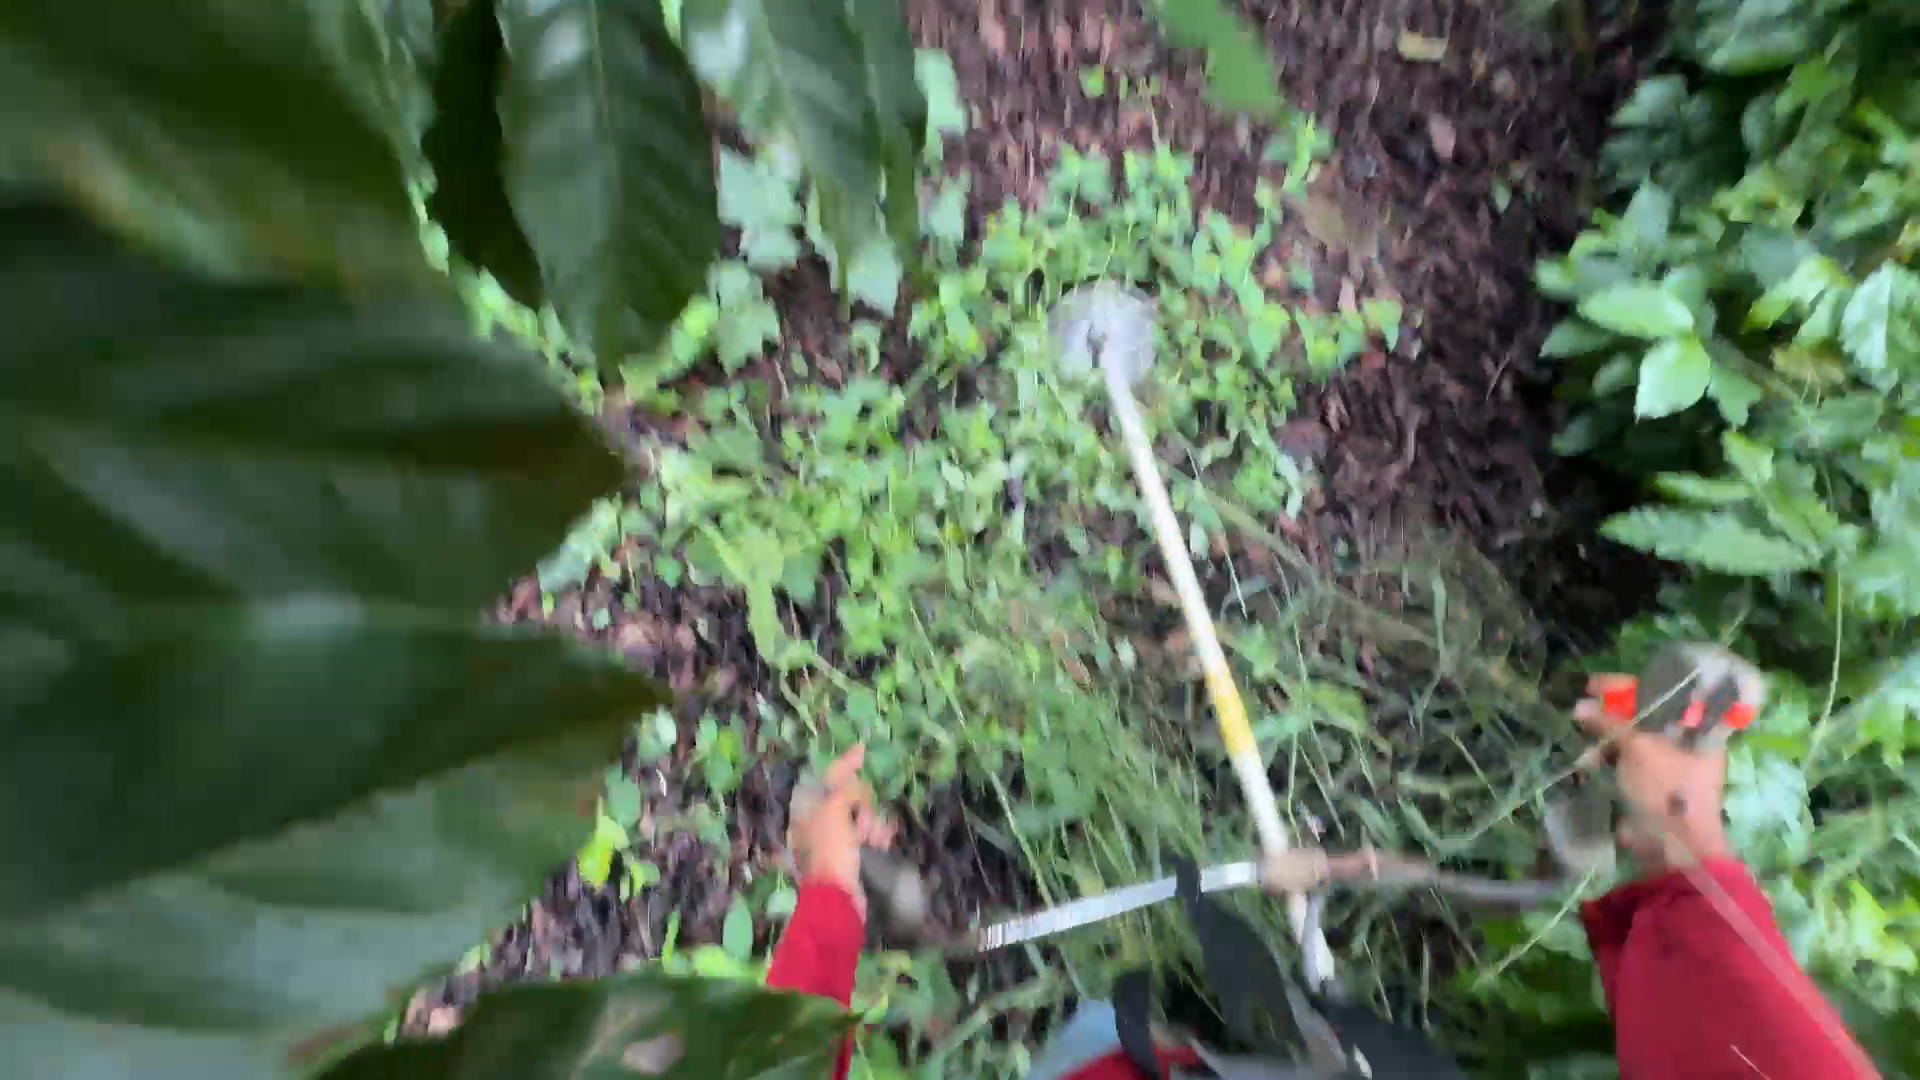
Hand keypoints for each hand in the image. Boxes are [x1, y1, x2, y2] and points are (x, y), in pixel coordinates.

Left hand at [787, 744, 893, 915]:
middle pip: (851, 797)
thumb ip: (846, 789)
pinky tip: (883, 841)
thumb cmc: (831, 853)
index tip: (863, 748)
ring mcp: (836, 840)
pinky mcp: (852, 856)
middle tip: (865, 823)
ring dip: (873, 822)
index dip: (846, 762)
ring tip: (877, 839)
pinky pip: (869, 834)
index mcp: (810, 811)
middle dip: (864, 805)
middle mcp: (820, 822)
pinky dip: (878, 834)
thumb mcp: (834, 811)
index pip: (829, 778)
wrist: (838, 902)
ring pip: (862, 816)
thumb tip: (857, 785)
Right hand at [1575, 674, 1730, 873]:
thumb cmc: (1665, 790)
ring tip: (1586, 748)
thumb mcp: (1638, 749)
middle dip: (1608, 713)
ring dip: (1601, 738)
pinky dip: (1602, 757)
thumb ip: (1610, 722)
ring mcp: (1664, 763)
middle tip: (1580, 712)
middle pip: (1640, 716)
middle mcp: (1682, 743)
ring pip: (1626, 737)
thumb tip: (1580, 706)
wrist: (1673, 844)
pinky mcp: (1645, 781)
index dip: (1627, 687)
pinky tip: (1589, 763)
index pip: (1661, 696)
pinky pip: (1619, 758)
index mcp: (1694, 732)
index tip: (1593, 685)